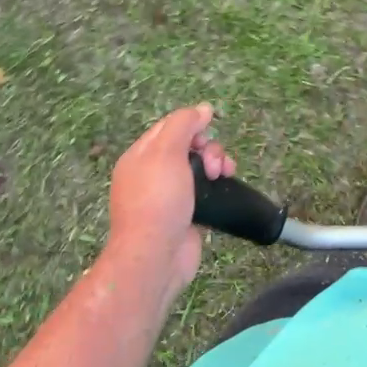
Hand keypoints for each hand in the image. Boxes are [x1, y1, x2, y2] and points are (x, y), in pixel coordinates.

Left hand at [108, 103, 236, 289]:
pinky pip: (206, 190)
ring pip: (200, 168)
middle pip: (187, 146)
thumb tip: (203, 109)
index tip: (208, 129)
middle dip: (208, 148)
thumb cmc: (157, 199)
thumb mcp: (166, 152)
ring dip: (217, 164)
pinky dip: (218, 186)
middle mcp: (152, 174)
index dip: (191, 124)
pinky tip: (226, 187)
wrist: (155, 257)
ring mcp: (170, 196)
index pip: (168, 127)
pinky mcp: (187, 215)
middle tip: (215, 163)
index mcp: (140, 157)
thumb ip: (184, 124)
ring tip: (224, 174)